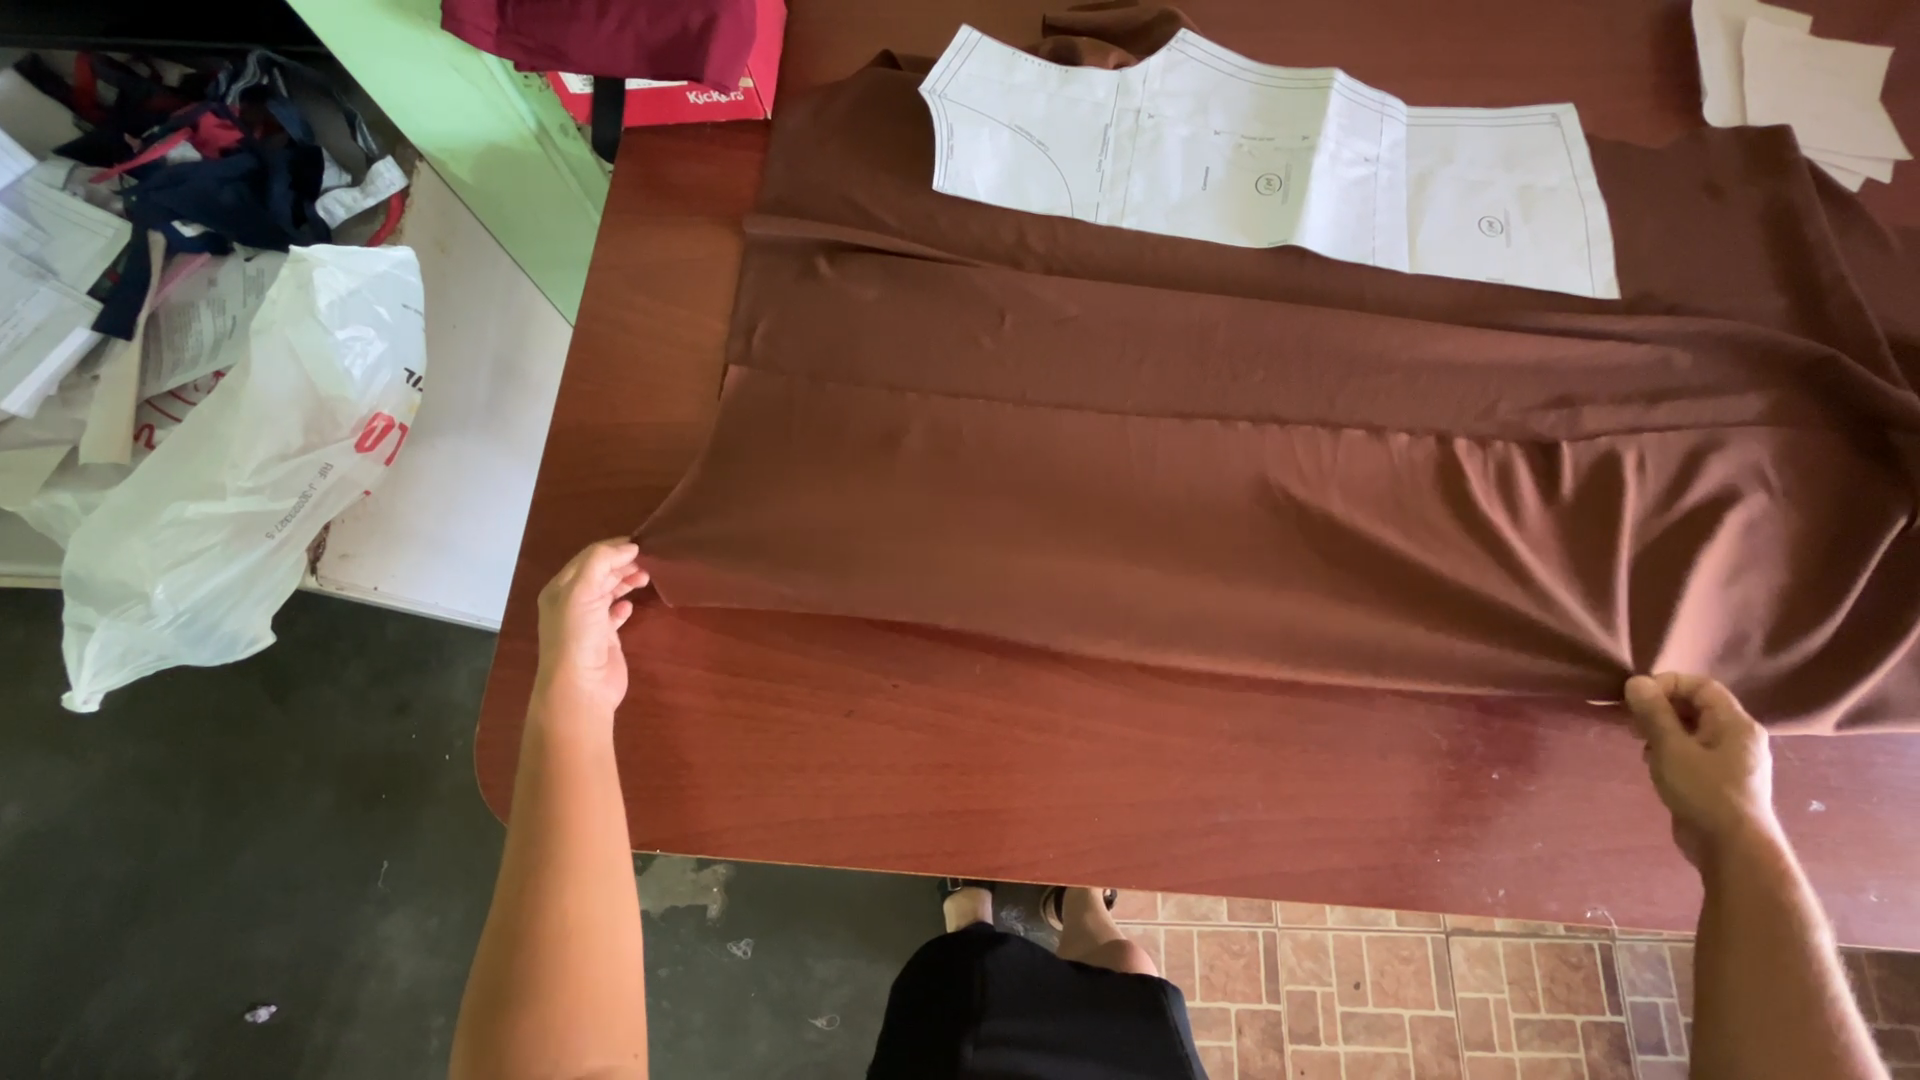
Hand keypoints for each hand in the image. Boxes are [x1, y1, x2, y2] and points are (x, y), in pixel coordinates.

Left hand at [532, 538, 650, 719]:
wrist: (581, 686)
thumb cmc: (578, 636)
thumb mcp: (582, 592)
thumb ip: (601, 563)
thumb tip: (630, 547)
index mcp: (561, 588)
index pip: (589, 558)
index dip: (613, 548)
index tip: (641, 544)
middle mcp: (571, 601)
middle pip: (599, 573)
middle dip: (622, 563)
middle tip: (649, 561)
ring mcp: (587, 620)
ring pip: (608, 591)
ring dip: (625, 580)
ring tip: (646, 577)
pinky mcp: (603, 637)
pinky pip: (614, 614)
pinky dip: (623, 605)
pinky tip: (631, 605)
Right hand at [1623, 673, 1779, 865]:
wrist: (1731, 846)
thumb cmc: (1704, 791)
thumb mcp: (1671, 748)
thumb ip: (1653, 713)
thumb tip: (1637, 682)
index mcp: (1736, 724)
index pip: (1701, 686)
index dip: (1667, 684)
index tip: (1637, 699)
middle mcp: (1738, 736)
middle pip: (1695, 705)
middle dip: (1659, 707)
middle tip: (1631, 723)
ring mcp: (1730, 758)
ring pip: (1690, 728)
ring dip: (1660, 729)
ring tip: (1640, 745)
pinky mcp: (1719, 776)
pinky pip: (1691, 748)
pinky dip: (1669, 748)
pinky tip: (1653, 763)